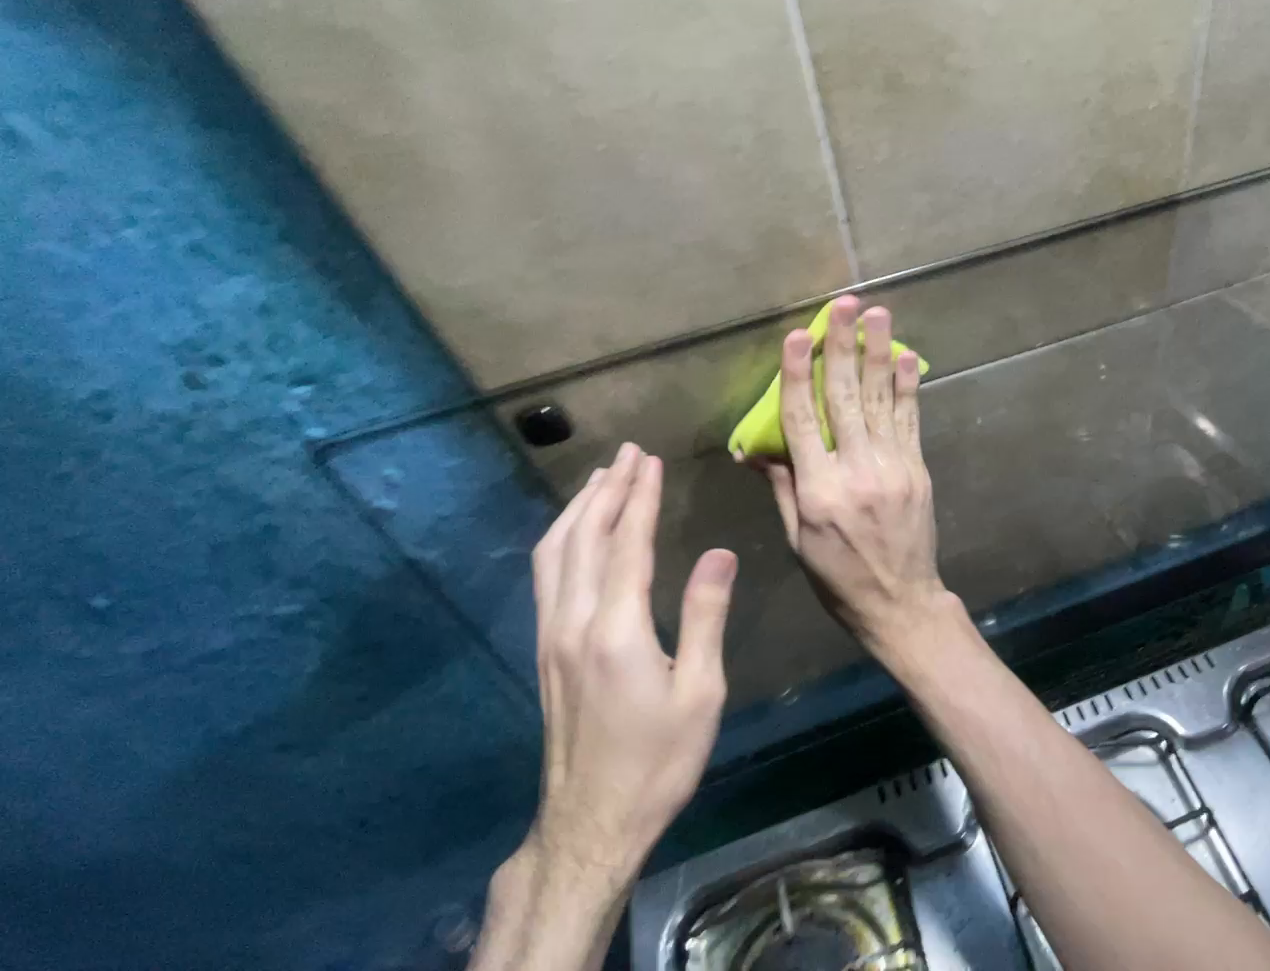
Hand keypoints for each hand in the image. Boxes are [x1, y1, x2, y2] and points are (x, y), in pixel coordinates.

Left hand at [523, 442, 735, 884]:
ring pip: (555, 554)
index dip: (640, 497)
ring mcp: (551, 637)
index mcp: (616, 629)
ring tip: (600, 478)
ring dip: (578, 510)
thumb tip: (719, 553)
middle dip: (608, 489)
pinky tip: (574, 535)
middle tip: (628, 453)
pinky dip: (561, 541)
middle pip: (585, 538)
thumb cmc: (659, 760)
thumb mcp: (700, 693)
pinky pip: (547, 578)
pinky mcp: (545, 653)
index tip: (650, 459)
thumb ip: (705, 617)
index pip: (628, 544)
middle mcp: (574, 622)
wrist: (592, 821)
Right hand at [760, 296, 966, 661]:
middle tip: (844, 305)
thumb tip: (757, 449)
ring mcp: (892, 468)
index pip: (803, 421)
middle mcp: (856, 471)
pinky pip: (911, 422)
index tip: (798, 337)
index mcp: (819, 491)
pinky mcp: (917, 470)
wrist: (901, 602)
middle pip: (846, 399)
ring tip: (878, 314)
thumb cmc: (838, 577)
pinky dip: (908, 387)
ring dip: (878, 353)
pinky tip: (904, 356)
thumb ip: (783, 488)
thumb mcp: (798, 539)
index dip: (798, 375)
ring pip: (882, 401)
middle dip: (844, 348)